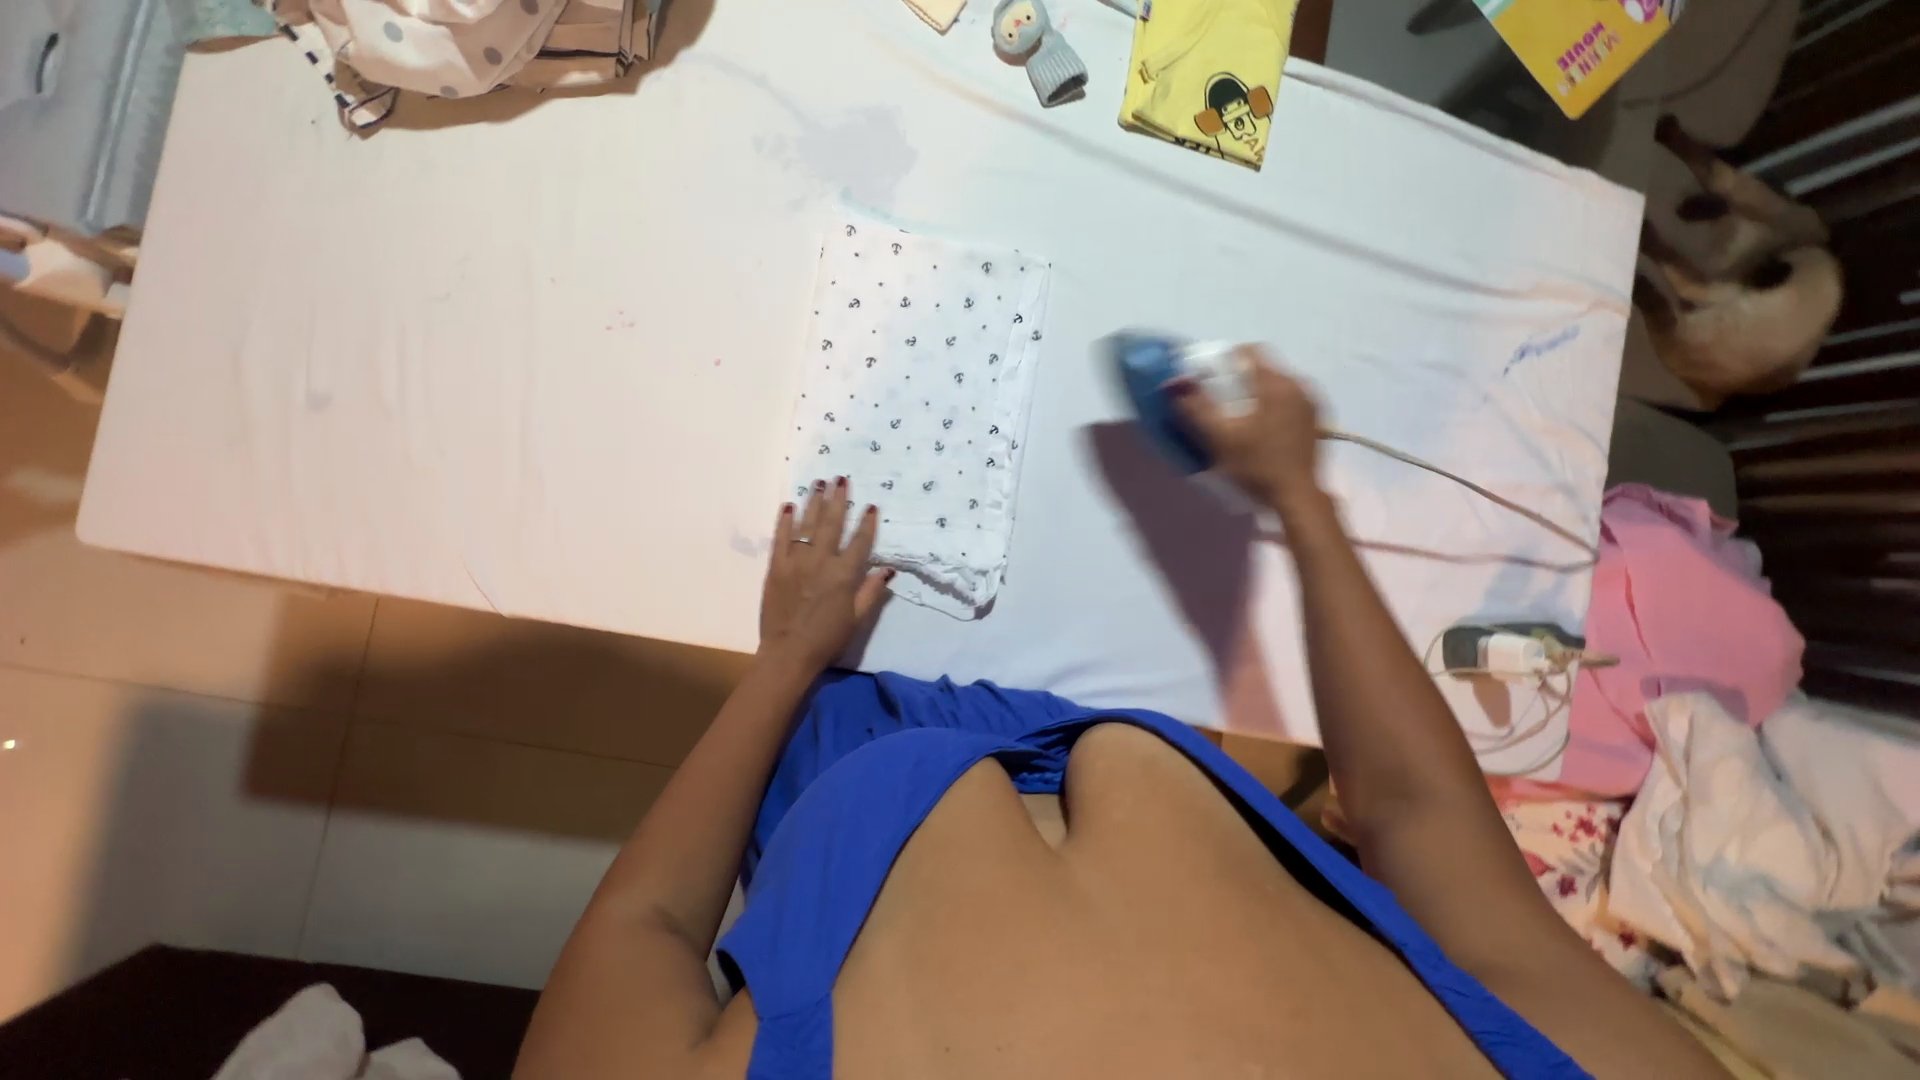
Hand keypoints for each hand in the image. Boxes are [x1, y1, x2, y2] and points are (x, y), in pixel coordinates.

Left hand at [760, 477, 892, 670]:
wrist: (789, 653)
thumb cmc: (828, 639)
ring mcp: (796, 562)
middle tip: (840, 479)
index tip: (870, 506)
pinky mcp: (776, 567)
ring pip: (807, 525)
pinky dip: (785, 521)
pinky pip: (780, 538)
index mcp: (844, 575)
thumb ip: (871, 592)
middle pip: (832, 523)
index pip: (859, 542)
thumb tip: (887, 570)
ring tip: (818, 483)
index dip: (866, 523)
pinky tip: (789, 505)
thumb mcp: (857, 619)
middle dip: (838, 499)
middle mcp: (822, 562)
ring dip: (813, 502)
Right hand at [1169, 345, 1323, 511]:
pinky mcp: (1316, 421)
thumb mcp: (1220, 438)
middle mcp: (1299, 385)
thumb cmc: (1257, 466)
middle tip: (1219, 402)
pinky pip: (1289, 401)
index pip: (1249, 351)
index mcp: (1276, 383)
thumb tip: (1174, 383)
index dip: (1224, 360)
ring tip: (1239, 418)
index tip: (1208, 379)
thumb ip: (1196, 407)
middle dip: (1239, 379)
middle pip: (1263, 368)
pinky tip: (1261, 430)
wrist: (1298, 498)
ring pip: (1277, 385)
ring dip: (1256, 394)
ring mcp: (1311, 403)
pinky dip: (1272, 407)